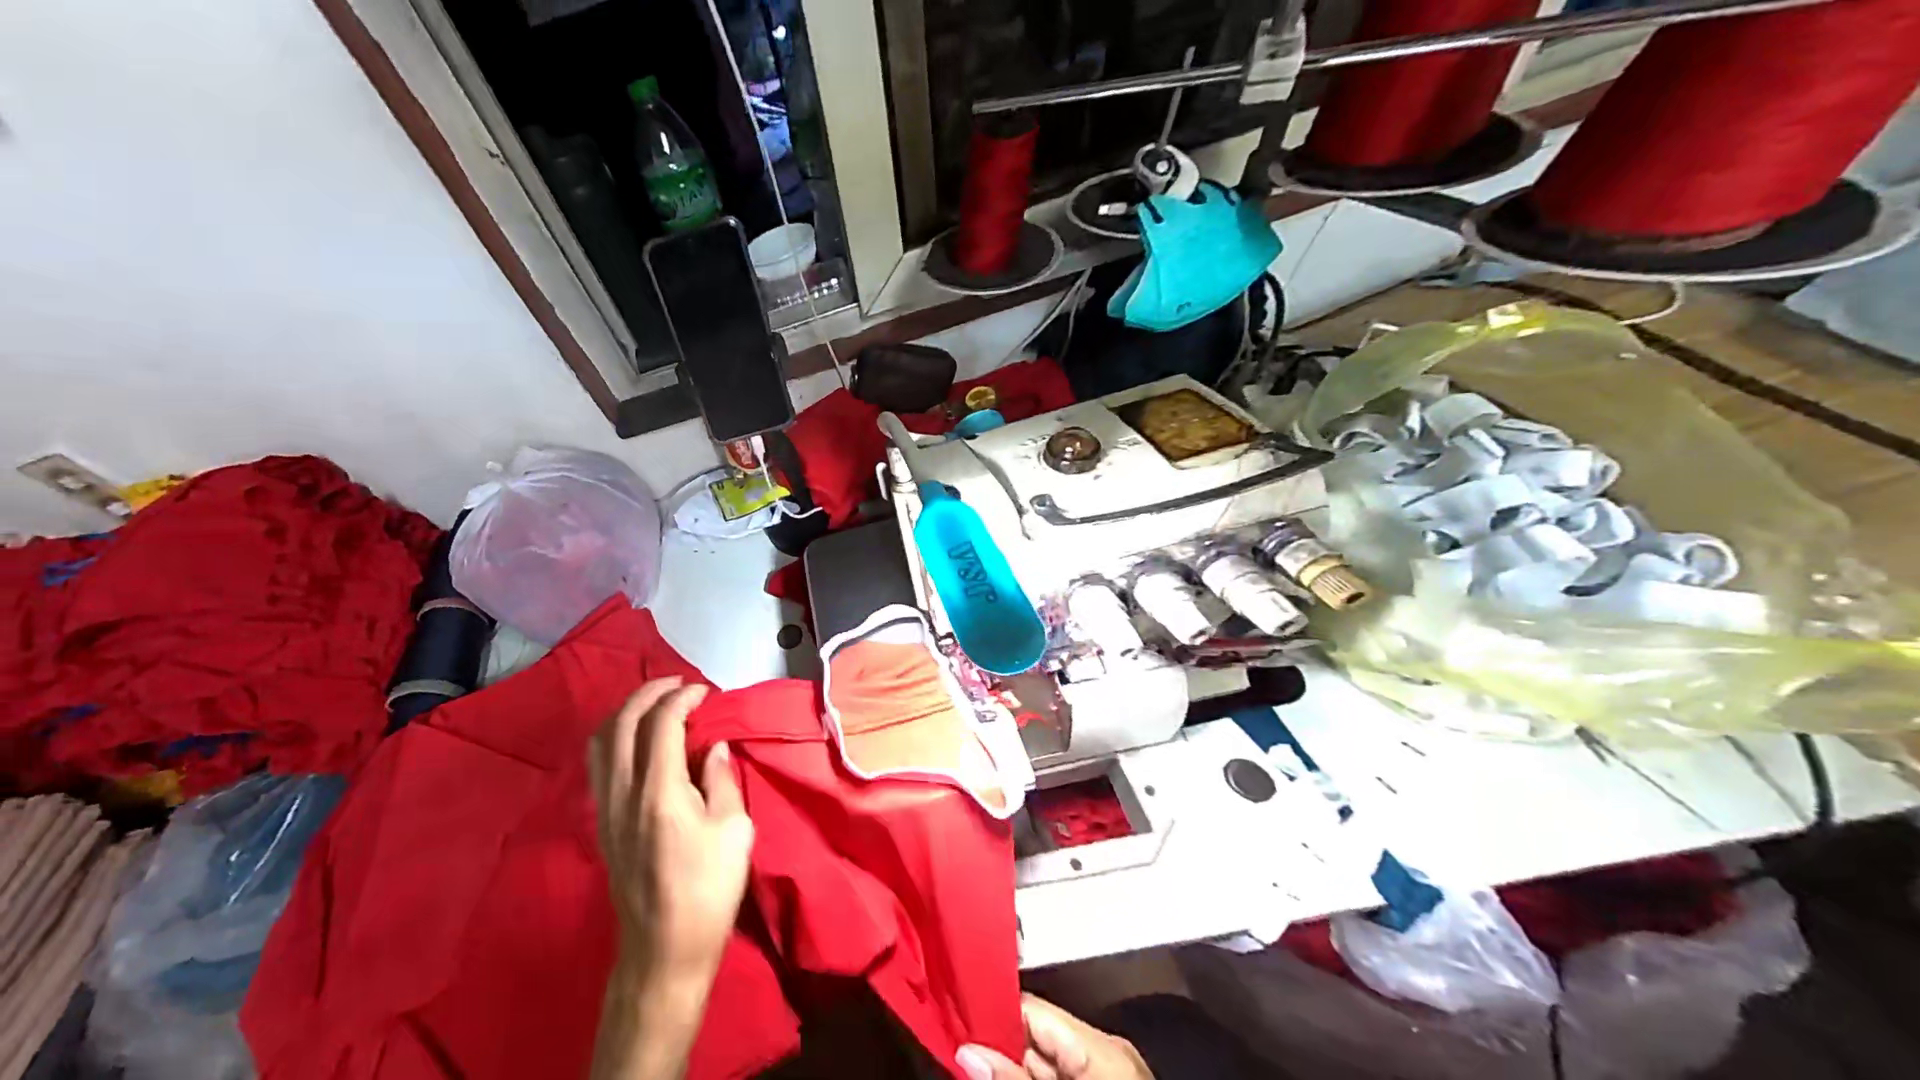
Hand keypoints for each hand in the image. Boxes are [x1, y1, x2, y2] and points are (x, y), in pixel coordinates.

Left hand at [589, 677, 753, 986]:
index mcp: (659, 792)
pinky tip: (639, 742)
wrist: (664, 949)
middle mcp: (623, 793)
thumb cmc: (708, 889)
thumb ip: (721, 780)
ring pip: (601, 742)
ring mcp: (605, 809)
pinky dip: (616, 738)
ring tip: (654, 704)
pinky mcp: (602, 824)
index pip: (661, 723)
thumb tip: (713, 749)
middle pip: (622, 724)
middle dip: (648, 693)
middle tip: (677, 684)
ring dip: (625, 713)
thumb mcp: (735, 831)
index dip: (682, 698)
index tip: (705, 692)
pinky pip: (599, 765)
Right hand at [955, 994, 1152, 1079]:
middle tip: (963, 1062)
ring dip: (1015, 1073)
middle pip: (1036, 1038)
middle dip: (1000, 1052)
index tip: (957, 1028)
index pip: (1032, 1008)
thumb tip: (970, 1053)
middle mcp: (1106, 1053)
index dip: (992, 1015)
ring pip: (1046, 1063)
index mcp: (1100, 1048)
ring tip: (977, 1073)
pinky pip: (1062, 1078)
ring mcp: (1109, 1074)